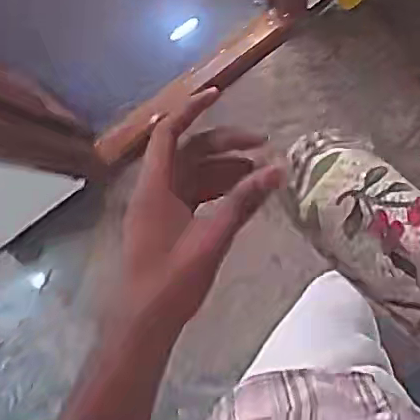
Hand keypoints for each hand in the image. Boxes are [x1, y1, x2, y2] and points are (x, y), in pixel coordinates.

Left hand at [107, 87, 284, 334]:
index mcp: (155, 188)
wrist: (142, 326)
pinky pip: (198, 192)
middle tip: (263, 144)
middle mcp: (156, 190)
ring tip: (262, 173)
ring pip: (197, 172)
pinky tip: (246, 194)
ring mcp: (161, 207)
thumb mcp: (212, 238)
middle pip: (190, 151)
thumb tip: (277, 170)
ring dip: (228, 166)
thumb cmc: (170, 281)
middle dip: (226, 143)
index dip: (191, 109)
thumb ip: (244, 201)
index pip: (170, 133)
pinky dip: (222, 187)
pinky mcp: (170, 223)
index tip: (219, 93)